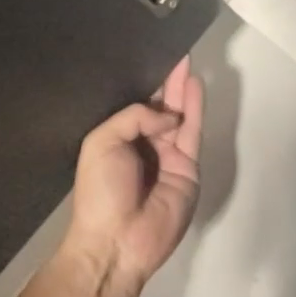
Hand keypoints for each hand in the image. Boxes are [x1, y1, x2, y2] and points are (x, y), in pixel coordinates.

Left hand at [62, 58, 203, 289]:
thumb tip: (169, 117)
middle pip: (160, 109)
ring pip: (179, 116)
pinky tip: (194, 85)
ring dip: (183, 90)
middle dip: (168, 84)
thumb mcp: (102, 143)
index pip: (136, 110)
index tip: (153, 61)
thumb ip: (135, 117)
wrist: (117, 241)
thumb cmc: (101, 192)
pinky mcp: (188, 167)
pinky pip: (192, 132)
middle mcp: (145, 147)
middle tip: (176, 55)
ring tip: (186, 62)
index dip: (146, 88)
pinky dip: (194, 108)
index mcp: (118, 143)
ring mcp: (169, 158)